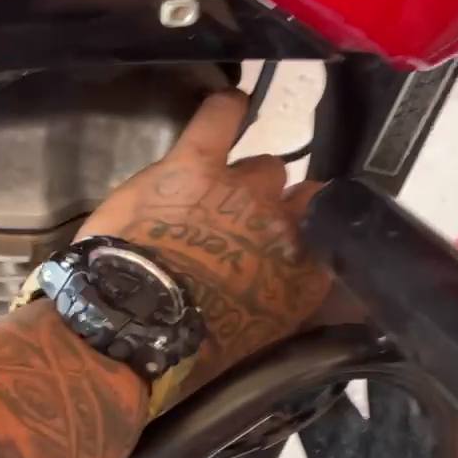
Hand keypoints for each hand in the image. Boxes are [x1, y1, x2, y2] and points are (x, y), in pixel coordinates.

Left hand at [80, 90, 331, 387]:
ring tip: (219, 193)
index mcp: (303, 277)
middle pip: (297, 200)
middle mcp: (286, 227)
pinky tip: (231, 105)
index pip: (327, 239)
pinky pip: (219, 120)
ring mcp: (241, 190)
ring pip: (264, 167)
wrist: (130, 326)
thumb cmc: (186, 352)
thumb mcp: (255, 346)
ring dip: (247, 181)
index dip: (307, 239)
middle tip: (242, 231)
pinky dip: (225, 110)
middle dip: (274, 213)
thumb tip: (307, 301)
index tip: (290, 247)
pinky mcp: (194, 165)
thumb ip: (285, 312)